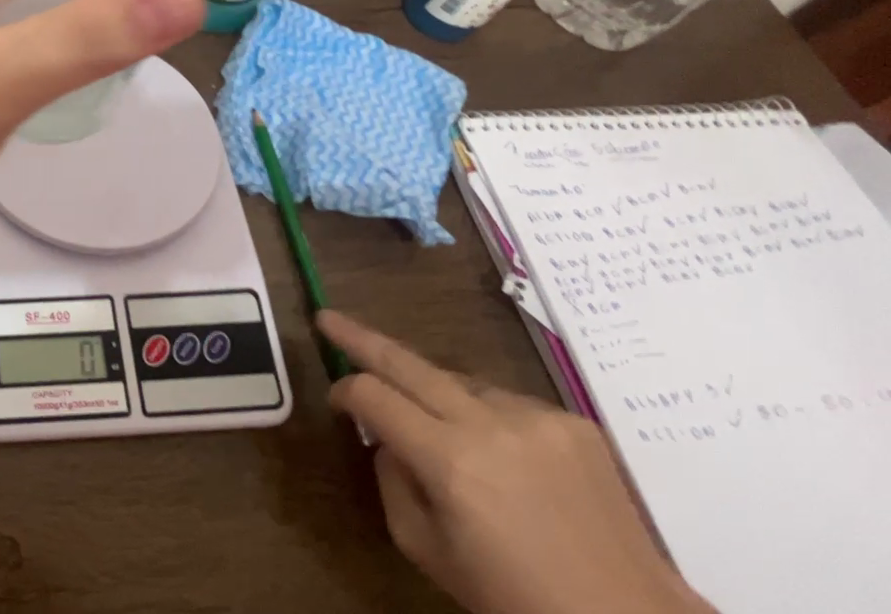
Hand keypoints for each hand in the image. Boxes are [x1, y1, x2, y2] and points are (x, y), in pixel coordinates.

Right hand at [319, 311, 715, 613]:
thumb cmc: (512, 597)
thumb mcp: (426, 549)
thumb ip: (394, 481)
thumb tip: (390, 439)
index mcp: (450, 461)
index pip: (373, 396)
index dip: (344, 392)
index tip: (335, 402)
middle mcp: (491, 425)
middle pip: (409, 363)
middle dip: (361, 337)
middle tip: (329, 318)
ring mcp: (538, 418)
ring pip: (460, 382)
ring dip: (432, 392)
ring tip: (432, 424)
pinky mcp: (574, 423)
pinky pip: (507, 402)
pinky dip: (485, 416)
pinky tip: (496, 453)